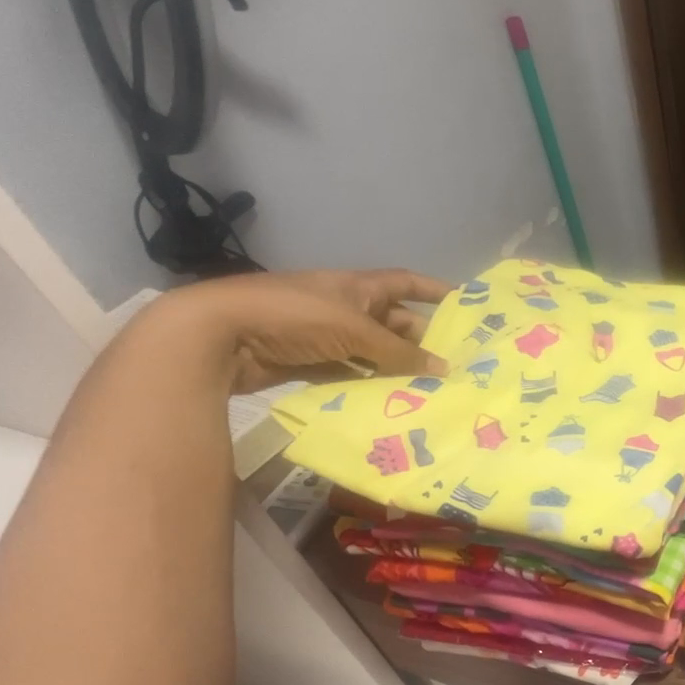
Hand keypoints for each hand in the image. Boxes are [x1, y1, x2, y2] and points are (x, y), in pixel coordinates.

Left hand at [150, 268, 455, 391]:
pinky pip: (347, 373)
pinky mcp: (305, 361)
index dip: (435, 291)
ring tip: (428, 390)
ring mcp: (323, 335)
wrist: (217, 335)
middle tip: (453, 365)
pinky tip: (387, 401)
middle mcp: (344, 306)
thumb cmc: (293, 316)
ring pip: (371, 352)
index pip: (406, 283)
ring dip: (395, 368)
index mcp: (357, 286)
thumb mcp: (355, 330)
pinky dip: (366, 384)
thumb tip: (445, 369)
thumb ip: (400, 353)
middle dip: (420, 341)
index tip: (467, 306)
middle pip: (393, 322)